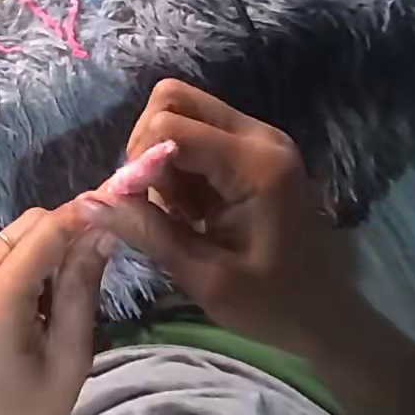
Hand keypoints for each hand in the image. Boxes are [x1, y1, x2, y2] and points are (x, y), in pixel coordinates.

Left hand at [0, 203, 115, 414]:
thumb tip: (103, 230)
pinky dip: (27, 261)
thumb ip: (81, 287)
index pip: (44, 233)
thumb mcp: (68, 358)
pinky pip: (1, 250)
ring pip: (16, 234)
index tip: (119, 203)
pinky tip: (38, 299)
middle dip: (66, 233)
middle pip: (28, 226)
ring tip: (63, 295)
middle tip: (99, 261)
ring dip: (47, 249)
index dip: (82, 213)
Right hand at [81, 79, 356, 355]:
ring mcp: (259, 137)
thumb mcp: (203, 276)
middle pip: (173, 99)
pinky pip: (196, 130)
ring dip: (161, 155)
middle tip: (155, 199)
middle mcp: (259, 135)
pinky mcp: (253, 147)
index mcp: (254, 165)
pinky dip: (178, 161)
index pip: (168, 125)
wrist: (327, 315)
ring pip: (181, 111)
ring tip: (178, 210)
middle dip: (146, 146)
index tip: (138, 208)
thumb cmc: (272, 304)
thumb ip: (146, 231)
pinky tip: (192, 207)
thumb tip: (88, 202)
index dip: (137, 162)